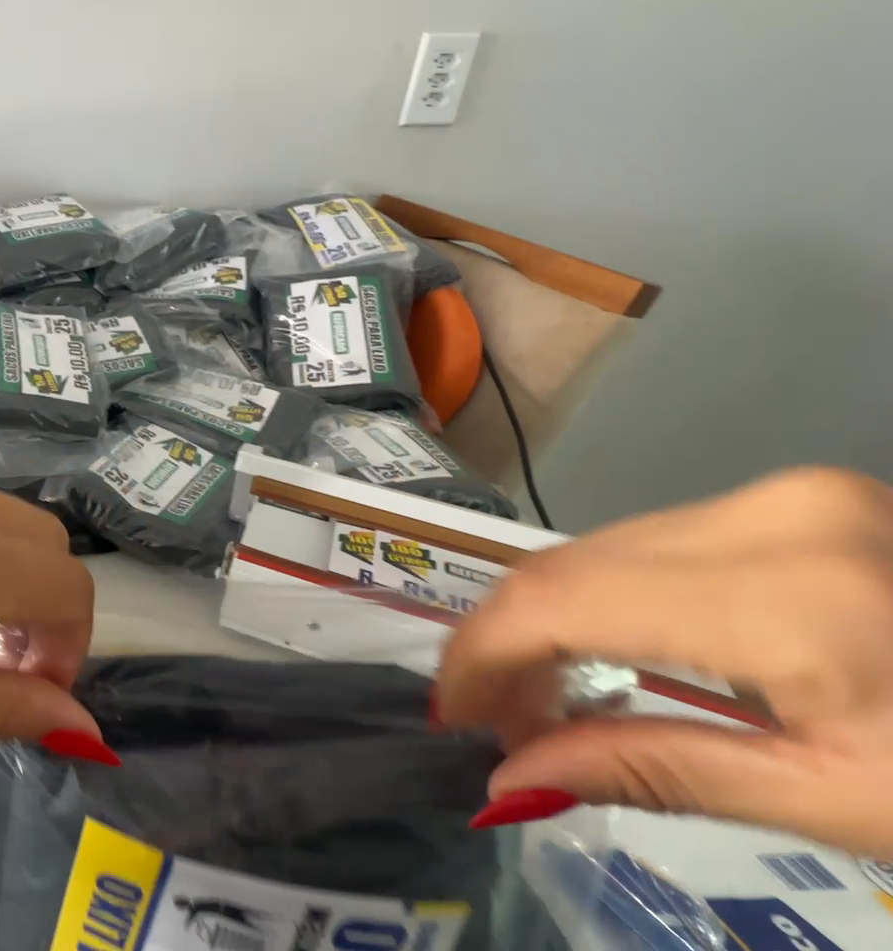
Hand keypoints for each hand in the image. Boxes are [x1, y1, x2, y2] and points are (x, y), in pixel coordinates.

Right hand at [434, 468, 892, 855]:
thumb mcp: (847, 802)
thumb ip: (653, 772)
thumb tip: (506, 784)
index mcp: (784, 592)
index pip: (555, 603)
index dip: (477, 659)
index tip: (451, 720)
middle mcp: (764, 511)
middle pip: (563, 568)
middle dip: (504, 646)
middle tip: (494, 726)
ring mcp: (784, 493)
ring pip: (596, 551)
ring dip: (548, 624)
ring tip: (546, 700)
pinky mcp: (797, 499)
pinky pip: (648, 546)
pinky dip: (603, 602)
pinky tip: (610, 654)